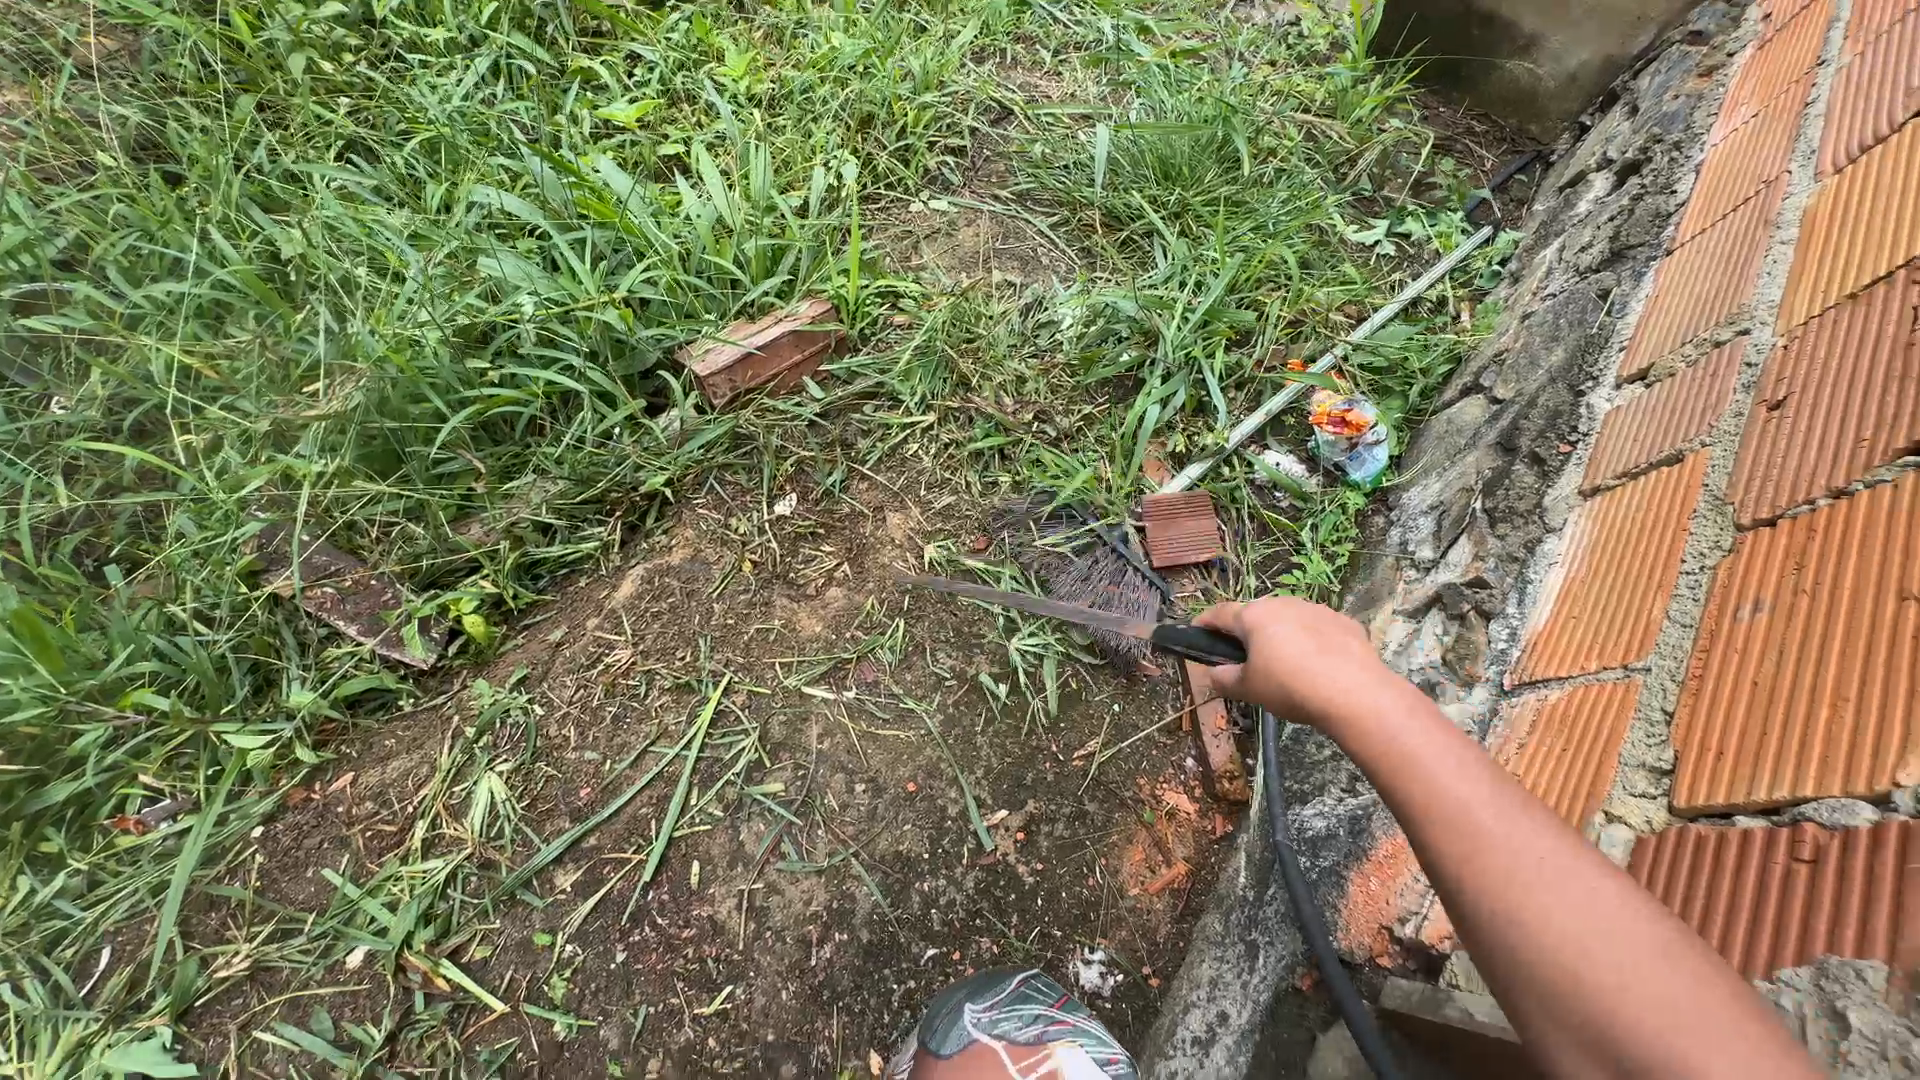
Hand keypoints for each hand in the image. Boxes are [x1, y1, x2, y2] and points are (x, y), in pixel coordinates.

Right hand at [1192, 596, 1400, 732]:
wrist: (1356, 694)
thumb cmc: (1290, 687)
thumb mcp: (1248, 689)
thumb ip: (1224, 679)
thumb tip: (1213, 673)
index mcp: (1253, 616)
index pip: (1219, 613)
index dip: (1204, 622)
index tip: (1196, 630)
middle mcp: (1282, 604)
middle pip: (1255, 613)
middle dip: (1246, 630)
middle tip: (1244, 655)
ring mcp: (1316, 609)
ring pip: (1289, 618)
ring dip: (1280, 633)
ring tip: (1284, 662)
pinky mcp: (1344, 622)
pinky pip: (1317, 628)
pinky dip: (1311, 641)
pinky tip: (1317, 665)